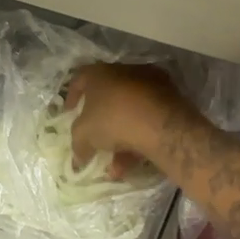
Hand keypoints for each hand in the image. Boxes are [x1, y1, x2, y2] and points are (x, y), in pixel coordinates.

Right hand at [64, 63, 189, 177]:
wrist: (161, 124)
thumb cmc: (114, 120)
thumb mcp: (84, 135)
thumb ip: (78, 144)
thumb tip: (78, 158)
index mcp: (100, 73)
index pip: (79, 79)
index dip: (72, 97)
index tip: (70, 113)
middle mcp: (125, 72)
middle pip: (107, 97)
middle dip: (99, 122)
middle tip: (94, 139)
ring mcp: (150, 84)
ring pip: (129, 112)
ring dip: (119, 139)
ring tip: (114, 166)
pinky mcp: (170, 100)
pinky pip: (147, 119)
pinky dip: (138, 139)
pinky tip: (131, 164)